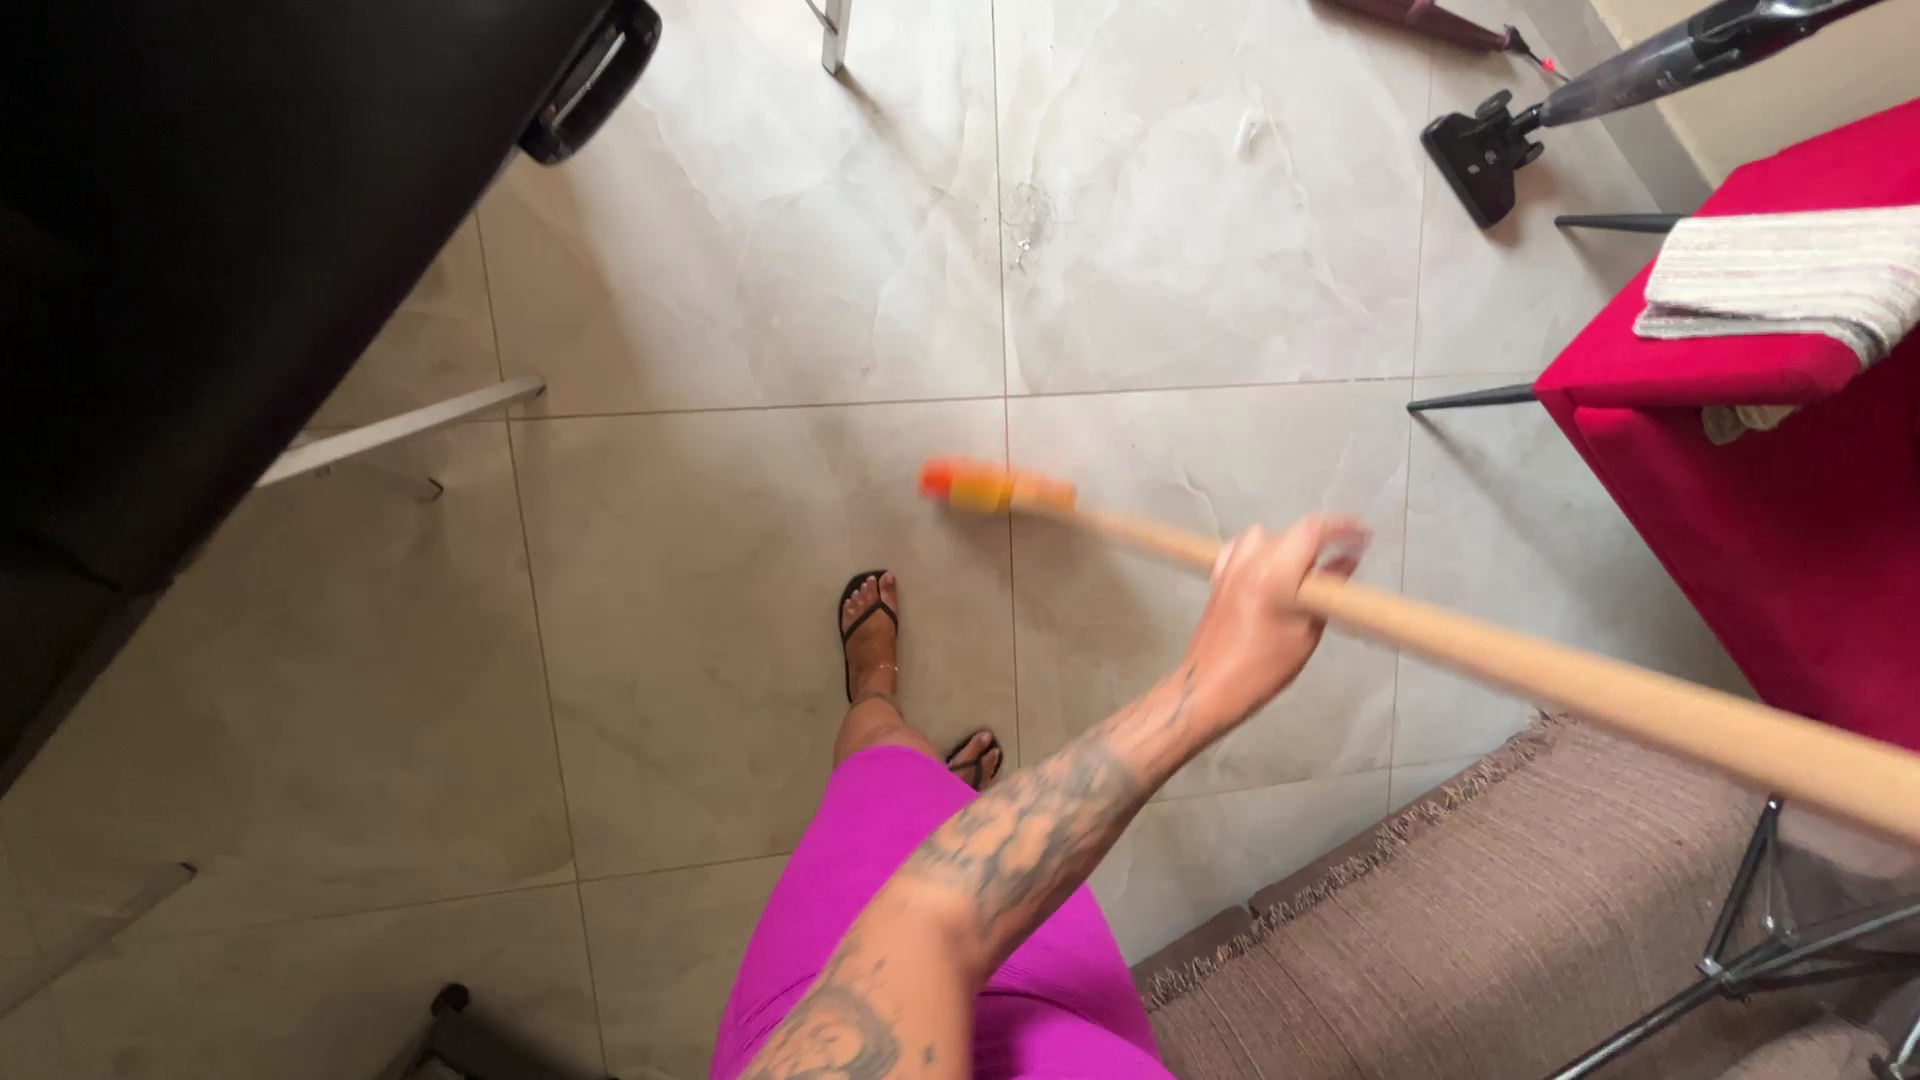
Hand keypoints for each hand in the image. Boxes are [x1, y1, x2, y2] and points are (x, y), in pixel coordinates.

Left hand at [1182, 516, 1370, 728]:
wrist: (1210, 685)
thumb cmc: (1264, 667)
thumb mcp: (1306, 633)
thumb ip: (1325, 592)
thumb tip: (1345, 561)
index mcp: (1273, 573)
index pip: (1310, 530)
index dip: (1341, 528)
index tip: (1363, 537)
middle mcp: (1247, 562)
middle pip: (1287, 533)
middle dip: (1316, 542)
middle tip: (1338, 565)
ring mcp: (1227, 569)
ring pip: (1260, 536)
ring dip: (1285, 545)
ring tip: (1302, 571)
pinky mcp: (1216, 579)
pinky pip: (1239, 549)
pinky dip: (1259, 552)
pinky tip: (1268, 573)